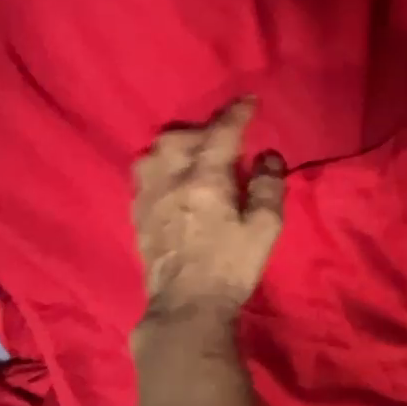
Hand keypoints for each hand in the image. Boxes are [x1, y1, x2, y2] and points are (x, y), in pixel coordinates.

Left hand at [131, 98, 285, 319]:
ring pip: (155, 152)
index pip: (221, 134)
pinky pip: (143, 173)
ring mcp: (148, 197)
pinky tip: (172, 175)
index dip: (236, 114)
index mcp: (206, 180)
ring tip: (195, 151)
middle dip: (205, 128)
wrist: (187, 304)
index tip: (250, 100)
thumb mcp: (265, 227)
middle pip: (181, 137)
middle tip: (227, 135)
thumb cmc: (232, 265)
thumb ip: (268, 186)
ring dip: (177, 143)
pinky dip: (160, 163)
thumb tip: (268, 156)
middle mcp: (171, 180)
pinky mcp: (138, 215)